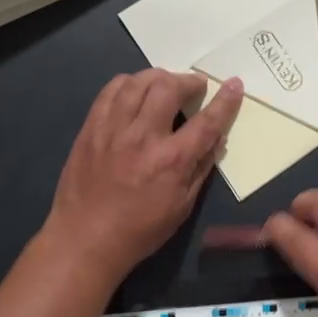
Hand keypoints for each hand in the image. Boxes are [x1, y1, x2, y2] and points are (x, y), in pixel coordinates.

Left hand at [43, 70, 243, 279]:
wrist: (84, 239)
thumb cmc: (139, 230)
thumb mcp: (182, 207)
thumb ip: (201, 168)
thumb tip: (217, 140)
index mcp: (171, 161)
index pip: (206, 121)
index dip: (225, 100)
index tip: (233, 84)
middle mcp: (143, 137)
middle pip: (168, 88)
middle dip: (188, 81)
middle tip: (195, 87)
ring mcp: (113, 129)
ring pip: (138, 82)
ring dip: (158, 77)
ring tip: (166, 85)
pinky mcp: (91, 128)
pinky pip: (110, 91)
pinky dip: (128, 83)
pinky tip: (135, 91)